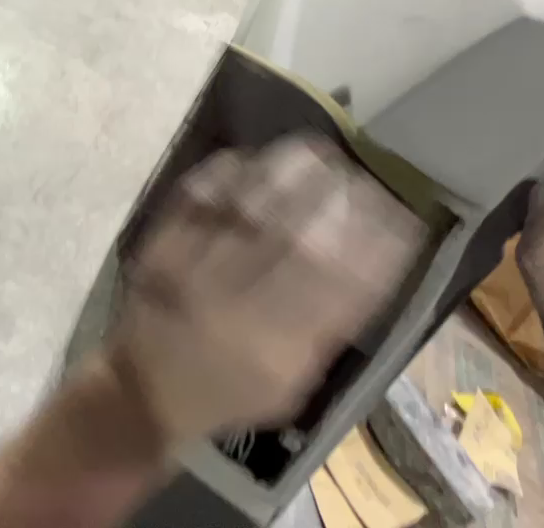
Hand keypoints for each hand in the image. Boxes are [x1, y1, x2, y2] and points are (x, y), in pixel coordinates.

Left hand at [104, 136, 429, 445]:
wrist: (142, 388)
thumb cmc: (227, 391)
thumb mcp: (288, 386)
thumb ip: (325, 332)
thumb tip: (369, 269)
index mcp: (275, 350)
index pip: (339, 286)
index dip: (375, 245)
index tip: (400, 216)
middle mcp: (233, 305)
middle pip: (293, 236)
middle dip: (335, 198)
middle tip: (359, 175)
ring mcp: (191, 267)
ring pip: (247, 206)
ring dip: (286, 172)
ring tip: (318, 152)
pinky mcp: (160, 244)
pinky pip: (198, 196)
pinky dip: (229, 171)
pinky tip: (256, 158)